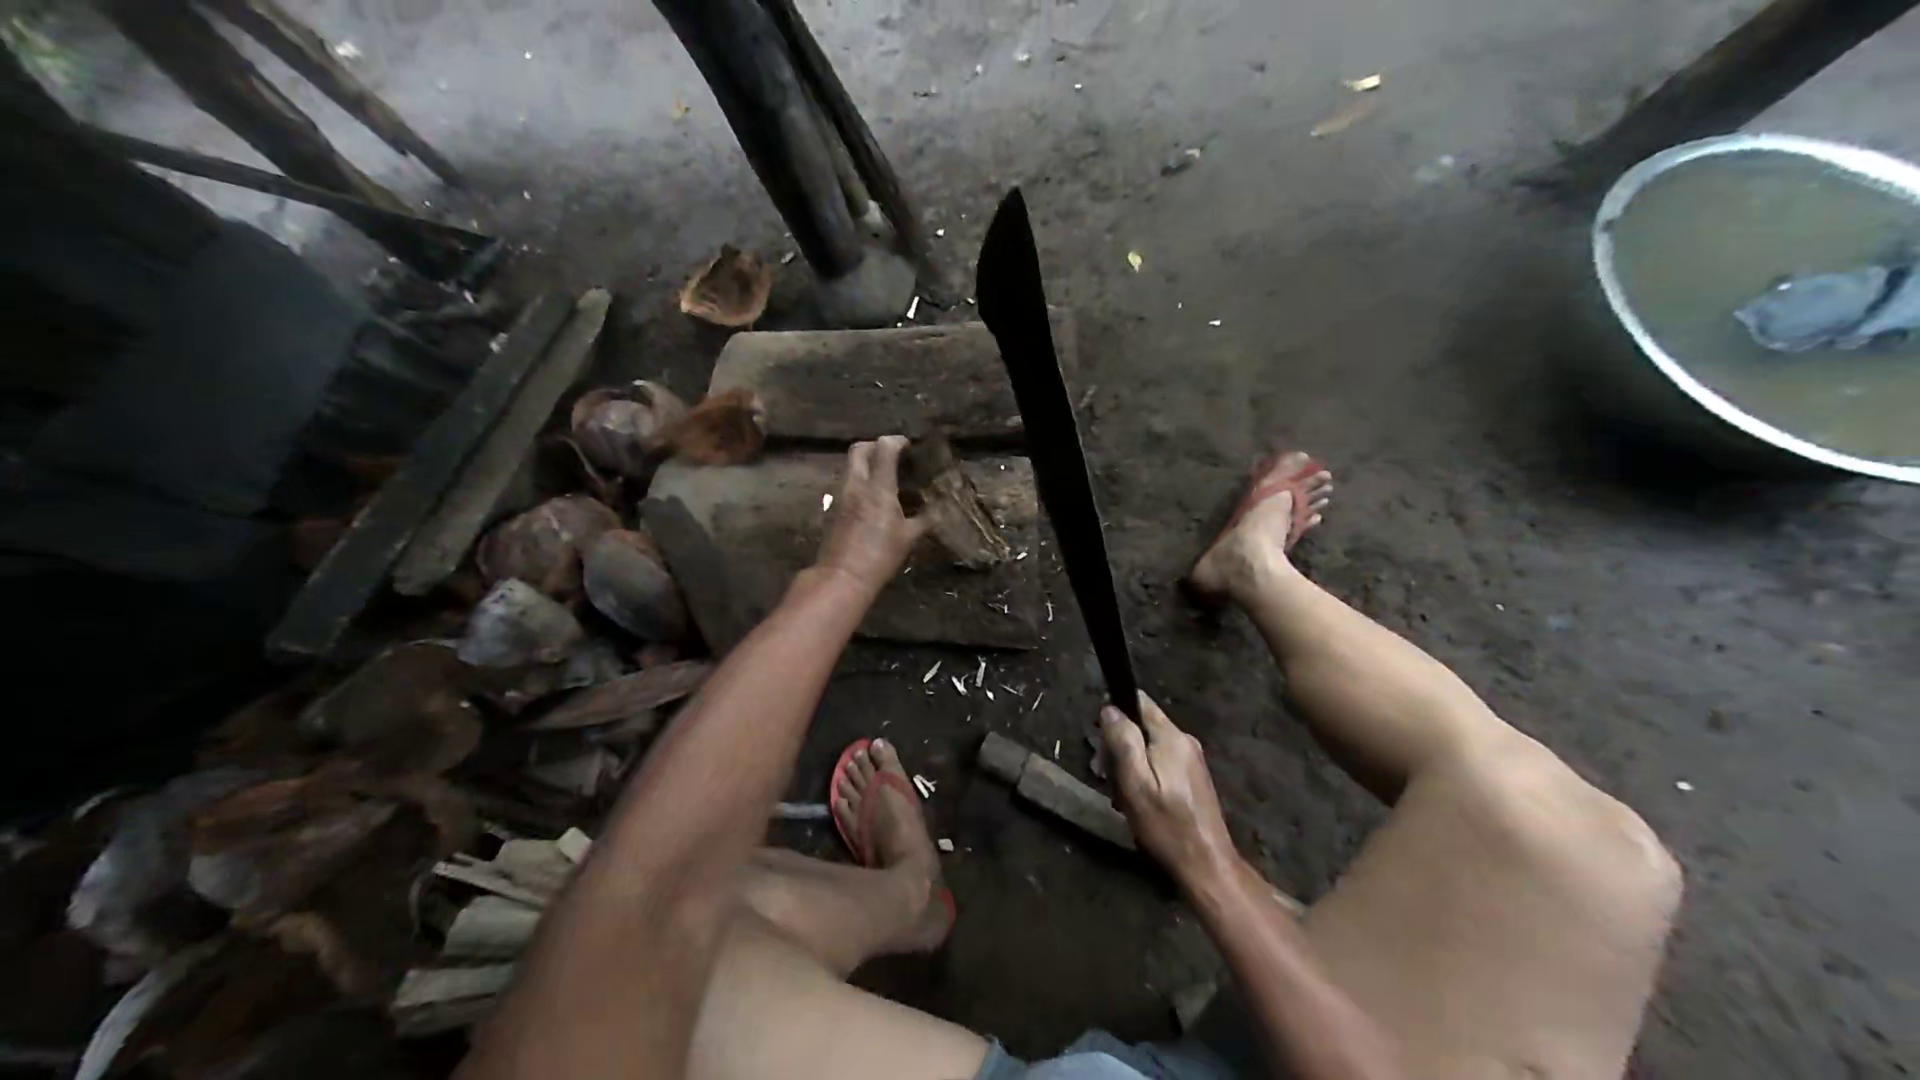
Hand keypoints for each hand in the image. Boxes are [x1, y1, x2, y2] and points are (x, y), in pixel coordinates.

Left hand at [815, 436, 930, 594]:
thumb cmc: (879, 556)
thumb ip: (925, 519)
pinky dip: (859, 481)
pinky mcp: (832, 507)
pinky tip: (872, 499)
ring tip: (885, 478)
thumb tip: (939, 509)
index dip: (898, 442)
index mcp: (877, 487)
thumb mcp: (908, 537)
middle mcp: (856, 484)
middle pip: (860, 449)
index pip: (884, 447)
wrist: (842, 576)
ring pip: (850, 466)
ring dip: (866, 464)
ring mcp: (840, 495)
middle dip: (876, 446)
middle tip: (893, 457)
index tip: (909, 448)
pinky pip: (846, 483)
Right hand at [1101, 693, 1239, 886]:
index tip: (1101, 739)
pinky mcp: (1192, 777)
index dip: (1115, 713)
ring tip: (1121, 794)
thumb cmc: (1166, 825)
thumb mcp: (1135, 783)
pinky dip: (1144, 774)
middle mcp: (1185, 741)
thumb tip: (1110, 709)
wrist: (1206, 865)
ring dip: (1129, 763)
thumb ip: (1123, 742)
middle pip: (1142, 725)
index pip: (1140, 702)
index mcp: (1171, 737)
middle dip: (1119, 744)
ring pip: (1149, 745)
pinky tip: (1138, 799)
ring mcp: (1191, 759)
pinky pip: (1160, 761)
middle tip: (1105, 775)